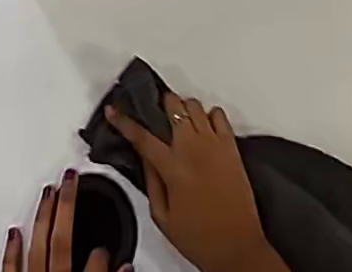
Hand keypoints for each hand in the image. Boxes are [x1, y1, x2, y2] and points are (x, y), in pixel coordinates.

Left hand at [2, 169, 129, 271]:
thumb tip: (127, 268)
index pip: (97, 260)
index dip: (103, 250)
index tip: (106, 243)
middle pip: (62, 240)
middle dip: (67, 205)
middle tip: (70, 177)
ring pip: (38, 247)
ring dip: (43, 217)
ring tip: (48, 190)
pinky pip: (12, 270)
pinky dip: (12, 251)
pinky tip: (14, 231)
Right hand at [105, 94, 290, 271]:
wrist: (238, 248)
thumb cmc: (199, 238)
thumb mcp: (163, 218)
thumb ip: (151, 182)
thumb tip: (145, 157)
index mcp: (172, 167)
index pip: (141, 136)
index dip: (123, 121)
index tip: (113, 110)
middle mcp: (191, 148)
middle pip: (173, 106)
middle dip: (162, 103)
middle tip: (160, 112)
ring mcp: (213, 143)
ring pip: (194, 104)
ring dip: (184, 107)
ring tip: (182, 119)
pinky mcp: (231, 145)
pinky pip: (219, 114)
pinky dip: (210, 114)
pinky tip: (205, 126)